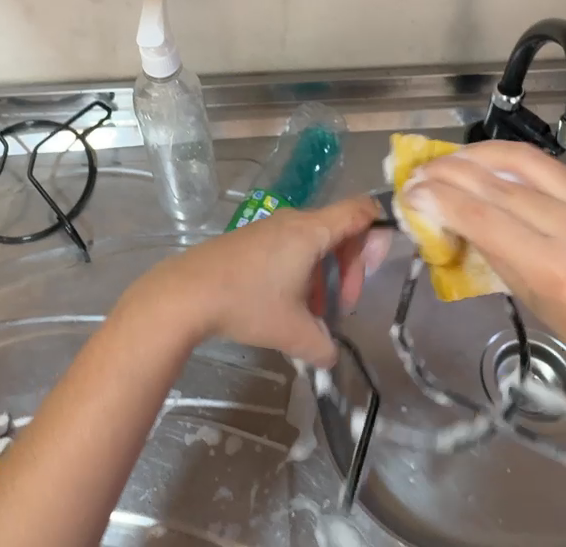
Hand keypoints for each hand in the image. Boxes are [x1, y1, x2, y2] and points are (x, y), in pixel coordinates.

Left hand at [123, 196, 389, 368]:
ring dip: (325, 274)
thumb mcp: (293, 333)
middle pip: (341, 230)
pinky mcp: (252, 238)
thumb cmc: (246, 303)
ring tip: (315, 312)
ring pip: (315, 241)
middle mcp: (294, 220)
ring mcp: (270, 227)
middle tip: (341, 306)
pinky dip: (302, 270)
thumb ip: (323, 345)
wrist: (186, 293)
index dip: (379, 232)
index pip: (360, 210)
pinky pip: (292, 245)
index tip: (376, 267)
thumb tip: (330, 355)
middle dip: (350, 268)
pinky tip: (288, 304)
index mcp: (311, 231)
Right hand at [404, 141, 565, 378]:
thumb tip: (445, 214)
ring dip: (473, 154)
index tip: (410, 192)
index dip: (439, 199)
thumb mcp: (527, 296)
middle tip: (418, 173)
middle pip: (496, 184)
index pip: (483, 217)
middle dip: (448, 173)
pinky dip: (502, 156)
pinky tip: (480, 159)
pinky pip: (540, 163)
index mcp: (554, 267)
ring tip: (445, 159)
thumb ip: (489, 248)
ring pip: (518, 160)